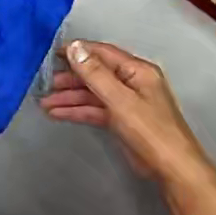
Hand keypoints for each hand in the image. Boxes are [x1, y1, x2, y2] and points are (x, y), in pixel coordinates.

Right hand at [39, 40, 213, 186]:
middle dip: (70, 78)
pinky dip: (78, 111)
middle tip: (45, 83)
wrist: (171, 167)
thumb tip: (75, 48)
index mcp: (137, 71)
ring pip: (93, 94)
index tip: (52, 53)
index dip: (78, 51)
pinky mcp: (122, 121)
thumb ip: (95, 74)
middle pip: (96, 74)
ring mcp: (127, 102)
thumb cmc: (150, 130)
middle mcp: (132, 82)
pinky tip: (58, 114)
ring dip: (70, 97)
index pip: (103, 53)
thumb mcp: (120, 100)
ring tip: (45, 102)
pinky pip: (96, 110)